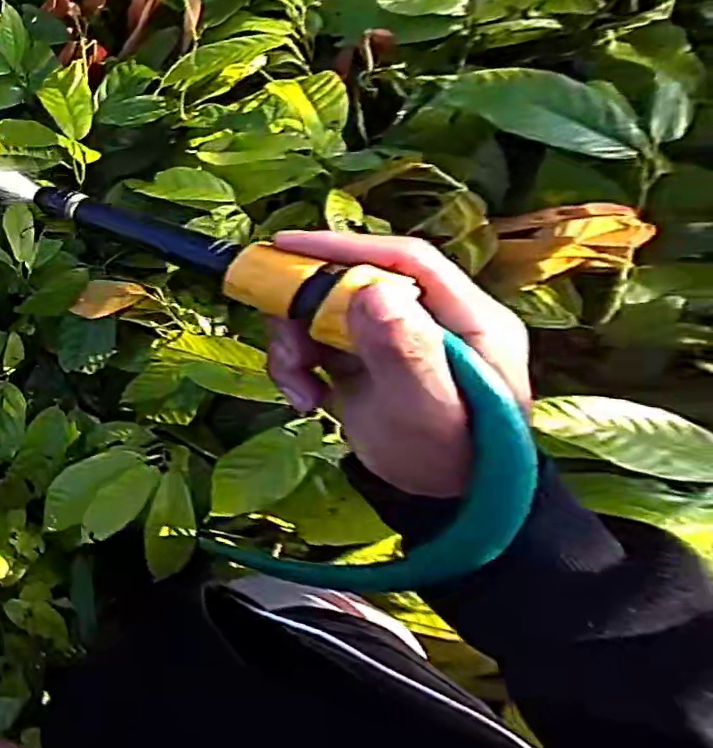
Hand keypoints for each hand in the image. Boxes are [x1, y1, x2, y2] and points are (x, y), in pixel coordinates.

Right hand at [263, 231, 530, 497]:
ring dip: (290, 346)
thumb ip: (403, 350)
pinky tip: (303, 397)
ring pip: (312, 314)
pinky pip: (304, 343)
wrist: (440, 500)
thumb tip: (370, 291)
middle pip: (341, 285)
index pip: (402, 259)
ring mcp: (383, 338)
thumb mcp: (426, 404)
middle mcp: (420, 318)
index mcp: (462, 317)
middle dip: (300, 312)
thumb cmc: (451, 454)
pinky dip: (291, 367)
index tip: (284, 247)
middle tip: (286, 343)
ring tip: (298, 387)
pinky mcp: (353, 358)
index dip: (343, 246)